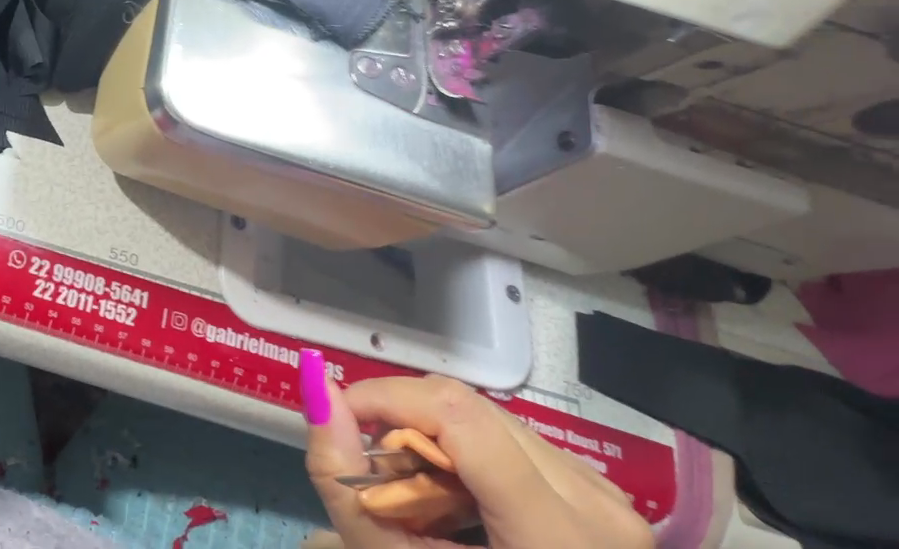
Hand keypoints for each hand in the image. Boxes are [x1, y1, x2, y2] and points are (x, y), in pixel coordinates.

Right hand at [299, 354, 653, 548]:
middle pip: (469, 407)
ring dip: (431, 434)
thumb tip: (319, 392)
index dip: (385, 398)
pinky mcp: (603, 494)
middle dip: (402, 420)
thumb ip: (346, 483)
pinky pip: (514, 440)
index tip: (339, 417)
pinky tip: (456, 498)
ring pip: (489, 416)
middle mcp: (594, 501)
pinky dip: (465, 451)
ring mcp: (607, 495)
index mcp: (556, 534)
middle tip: (373, 467)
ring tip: (414, 489)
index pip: (458, 414)